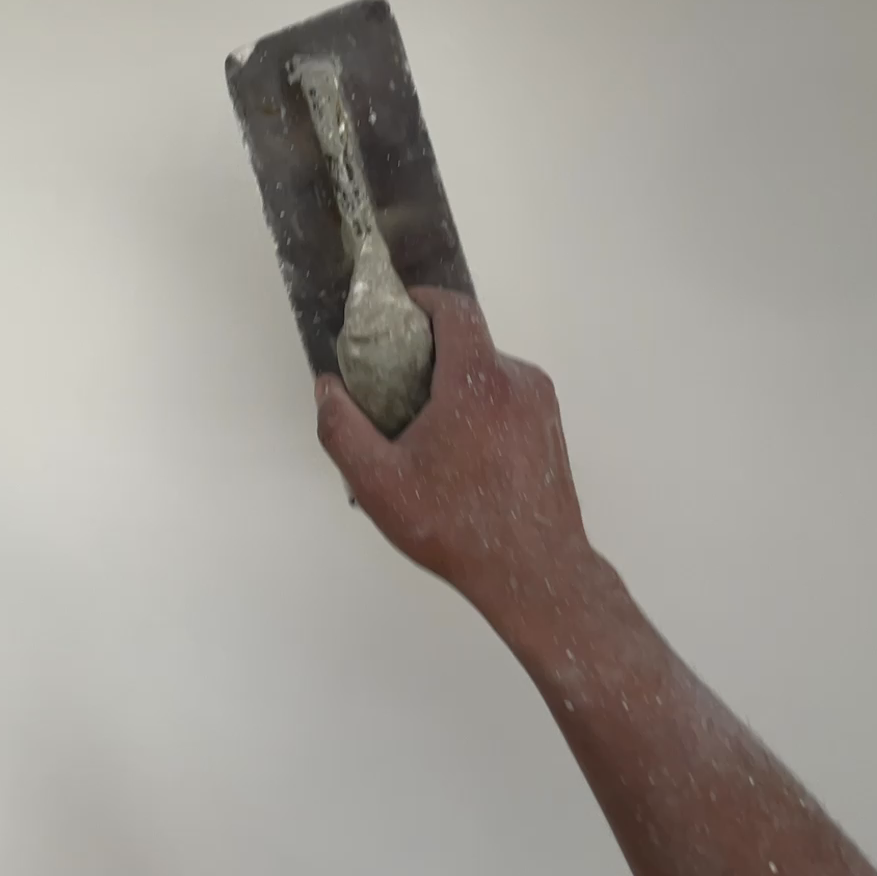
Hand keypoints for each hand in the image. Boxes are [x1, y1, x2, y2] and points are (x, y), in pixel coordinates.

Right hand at [314, 288, 598, 618]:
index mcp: (477, 382)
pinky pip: (504, 396)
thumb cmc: (452, 525)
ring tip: (420, 428)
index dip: (421, 300)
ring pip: (485, 371)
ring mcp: (540, 405)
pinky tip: (456, 451)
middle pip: (466, 341)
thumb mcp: (376, 483)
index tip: (392, 315)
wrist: (535, 575)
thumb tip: (326, 387)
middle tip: (390, 386)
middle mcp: (516, 380)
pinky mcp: (550, 428)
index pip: (455, 309)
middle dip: (425, 350)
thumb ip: (341, 428)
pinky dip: (475, 403)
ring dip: (449, 381)